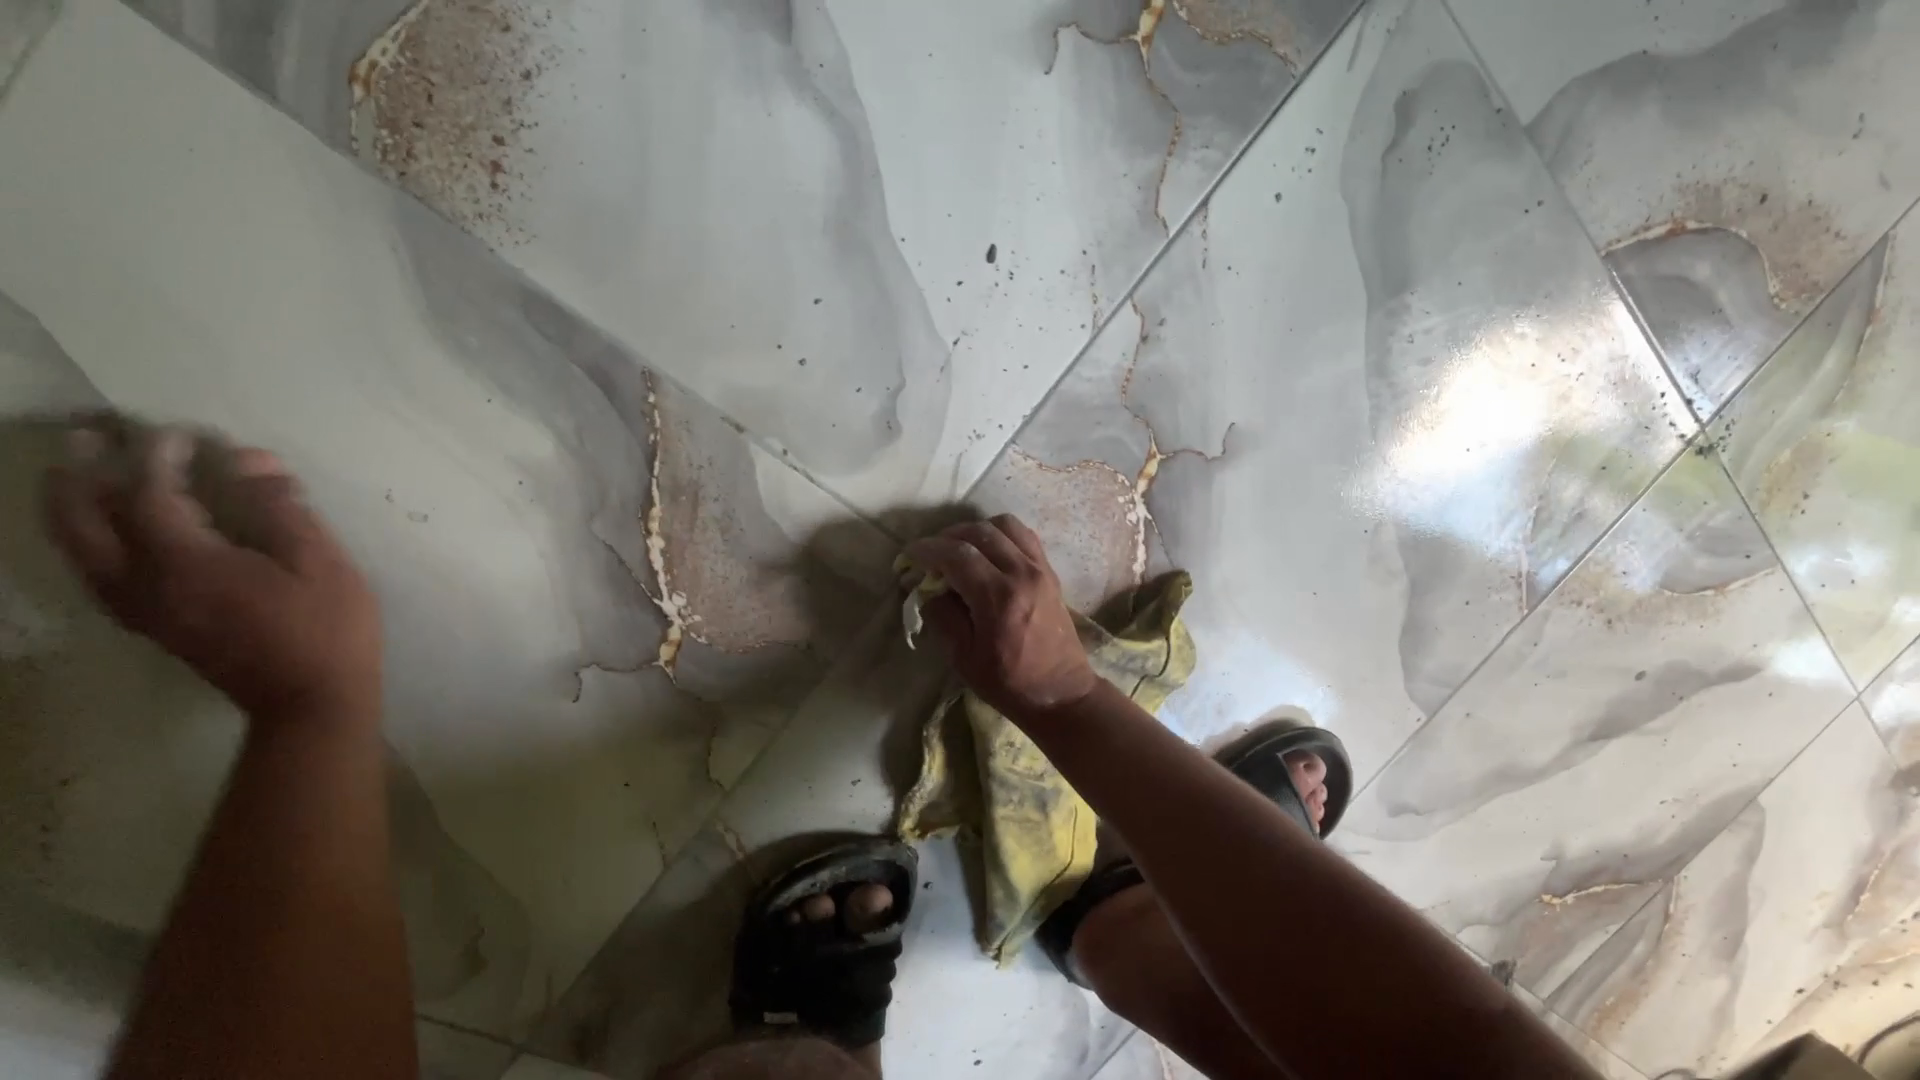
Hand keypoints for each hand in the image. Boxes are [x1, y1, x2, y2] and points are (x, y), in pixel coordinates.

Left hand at [43, 422, 381, 726]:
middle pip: (85, 520)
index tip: (185, 432)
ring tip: (77, 474)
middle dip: (83, 474)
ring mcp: (141, 608)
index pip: (153, 494)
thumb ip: (282, 510)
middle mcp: (144, 584)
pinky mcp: (152, 624)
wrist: (310, 702)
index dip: (162, 456)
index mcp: (188, 564)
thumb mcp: (322, 564)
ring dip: (73, 506)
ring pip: (80, 549)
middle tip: (90, 437)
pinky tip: (109, 530)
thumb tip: (253, 463)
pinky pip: (98, 572)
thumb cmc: (327, 630)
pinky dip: (90, 540)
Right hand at [904, 514, 1097, 717]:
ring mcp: (1040, 569)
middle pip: (979, 532)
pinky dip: (1000, 535)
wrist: (1061, 693)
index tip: (908, 556)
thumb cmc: (1009, 682)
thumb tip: (924, 587)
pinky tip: (986, 553)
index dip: (927, 550)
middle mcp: (1022, 573)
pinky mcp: (1049, 572)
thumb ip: (941, 615)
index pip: (956, 554)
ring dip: (975, 531)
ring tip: (957, 549)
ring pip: (1004, 525)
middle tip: (929, 555)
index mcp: (998, 597)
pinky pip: (1024, 536)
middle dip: (947, 537)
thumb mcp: (962, 657)